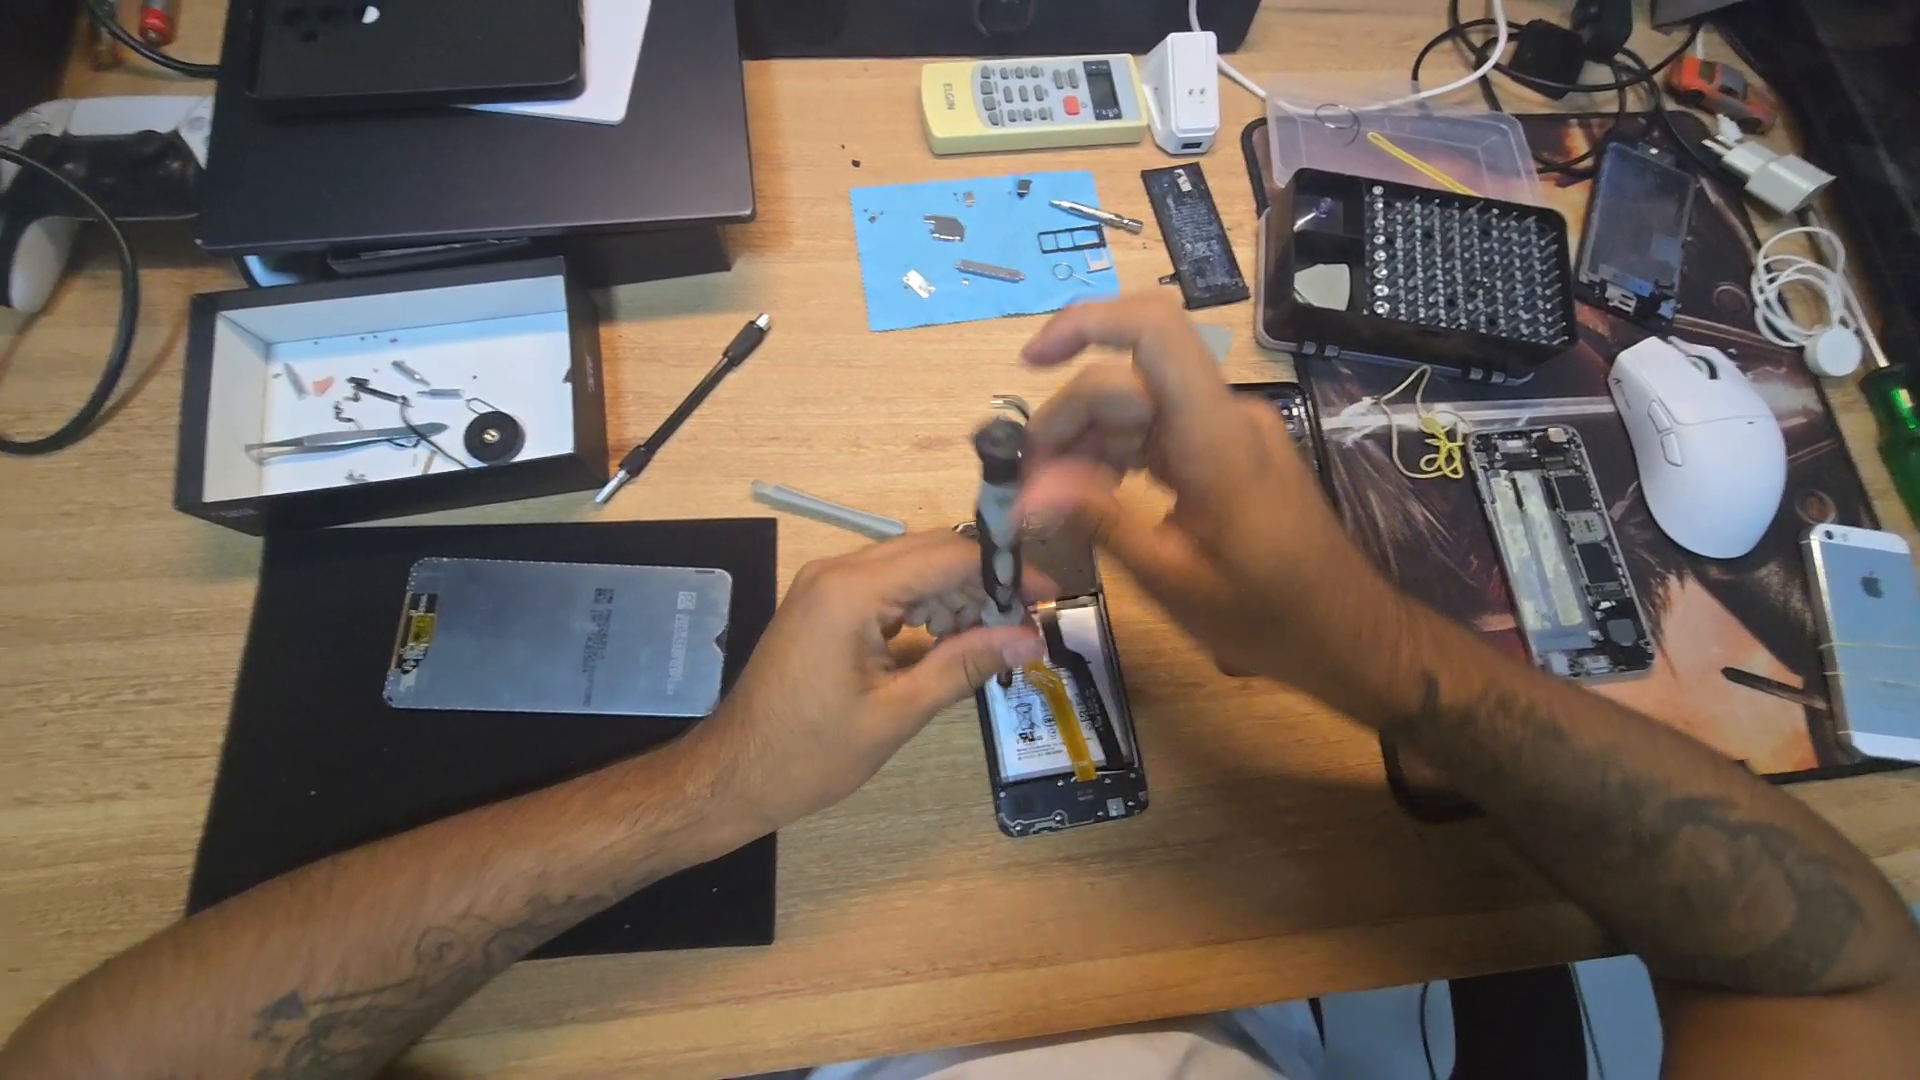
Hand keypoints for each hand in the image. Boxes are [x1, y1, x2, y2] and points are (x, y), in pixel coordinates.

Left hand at [680, 532, 1048, 834]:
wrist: (733, 775)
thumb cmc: (809, 754)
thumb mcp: (897, 713)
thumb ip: (964, 665)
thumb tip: (1030, 638)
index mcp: (851, 590)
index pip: (947, 557)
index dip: (1004, 571)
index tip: (1046, 595)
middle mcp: (838, 570)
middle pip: (930, 553)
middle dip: (982, 582)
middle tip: (1024, 623)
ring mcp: (827, 584)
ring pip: (911, 568)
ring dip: (955, 595)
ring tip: (992, 638)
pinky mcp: (825, 603)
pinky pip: (888, 588)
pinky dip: (923, 607)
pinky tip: (949, 638)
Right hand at [1015, 293, 1404, 698]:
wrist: (1345, 632)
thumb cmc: (1265, 613)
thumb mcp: (1171, 576)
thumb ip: (1098, 519)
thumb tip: (1026, 491)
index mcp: (1213, 436)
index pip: (1152, 331)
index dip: (1085, 325)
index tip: (1030, 362)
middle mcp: (1221, 415)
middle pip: (1126, 378)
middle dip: (1066, 419)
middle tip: (1027, 483)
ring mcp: (1225, 430)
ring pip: (1135, 405)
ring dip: (1084, 440)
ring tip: (1047, 495)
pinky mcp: (1223, 451)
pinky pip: (1156, 431)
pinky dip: (1114, 453)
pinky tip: (1089, 492)